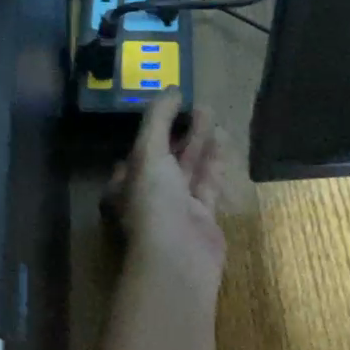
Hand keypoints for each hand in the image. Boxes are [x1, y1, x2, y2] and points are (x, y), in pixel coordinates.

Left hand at [111, 91, 226, 293]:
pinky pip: (207, 181)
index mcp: (126, 184)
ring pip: (188, 166)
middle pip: (166, 156)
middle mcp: (149, 195)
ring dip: (199, 139)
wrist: (177, 259)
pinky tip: (223, 137)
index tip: (171, 104)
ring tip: (211, 110)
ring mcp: (176, 207)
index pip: (138, 150)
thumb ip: (159, 119)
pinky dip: (214, 160)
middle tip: (197, 102)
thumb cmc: (153, 203)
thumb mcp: (148, 153)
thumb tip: (172, 90)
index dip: (153, 127)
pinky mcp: (202, 216)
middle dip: (180, 130)